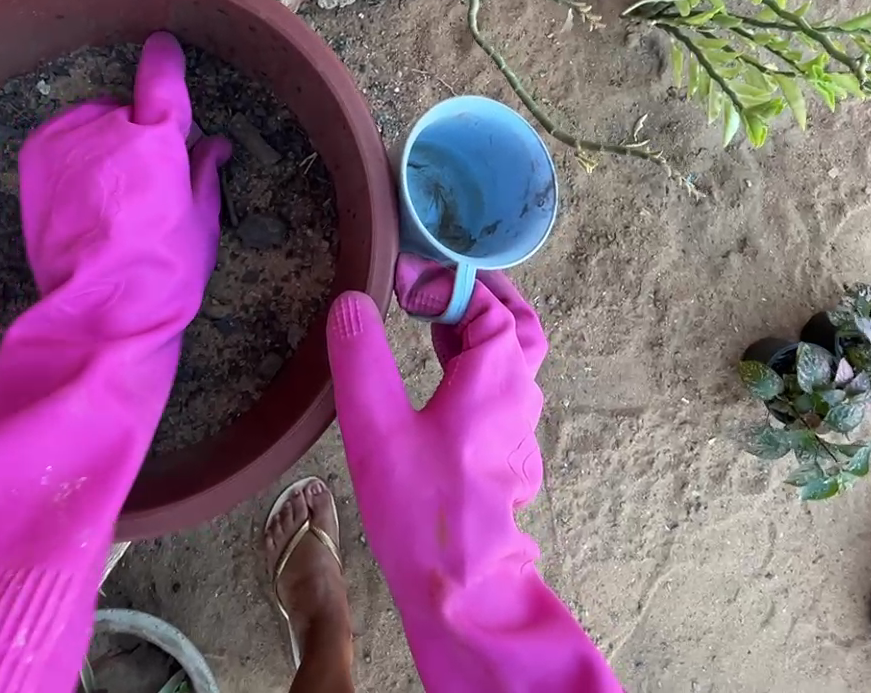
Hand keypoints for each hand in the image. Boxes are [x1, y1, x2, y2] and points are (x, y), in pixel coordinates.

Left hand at [14, 32, 230, 344]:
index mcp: (159, 140)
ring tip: (111, 199)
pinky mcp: (34, 161)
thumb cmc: (167, 268)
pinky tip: (83, 198)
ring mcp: (66, 142)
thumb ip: (204, 173)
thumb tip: (215, 144)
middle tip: (146, 184)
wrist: (102, 308)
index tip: (162, 45)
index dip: (164, 61)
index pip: (162, 83)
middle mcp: (108, 128)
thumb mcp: (201, 221)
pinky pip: (62, 141)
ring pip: (92, 125)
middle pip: (127, 112)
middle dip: (138, 134)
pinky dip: (73, 157)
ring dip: (104, 144)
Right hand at [327, 261, 620, 689]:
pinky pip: (500, 389)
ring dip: (479, 327)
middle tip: (441, 278)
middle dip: (482, 293)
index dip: (448, 279)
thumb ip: (363, 360)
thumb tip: (353, 301)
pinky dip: (476, 362)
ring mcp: (516, 429)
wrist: (466, 596)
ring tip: (434, 317)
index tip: (404, 273)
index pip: (486, 303)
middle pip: (517, 324)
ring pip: (513, 358)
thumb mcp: (377, 429)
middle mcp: (517, 396)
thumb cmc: (423, 512)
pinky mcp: (504, 455)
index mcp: (496, 378)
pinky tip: (441, 377)